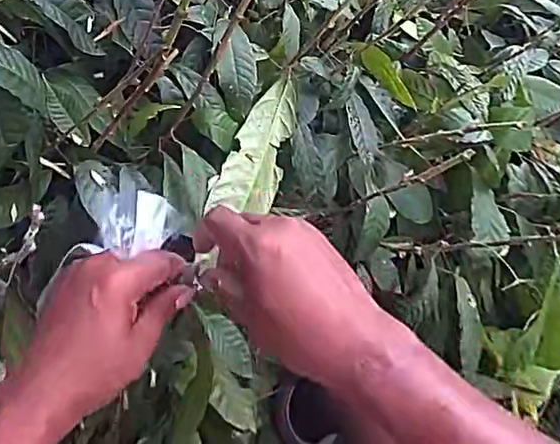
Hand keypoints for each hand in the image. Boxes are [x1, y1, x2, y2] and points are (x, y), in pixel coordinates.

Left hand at [0, 250, 192, 442]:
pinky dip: (109, 281)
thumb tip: (183, 289)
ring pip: (117, 263)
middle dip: (151, 275)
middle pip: (136, 258)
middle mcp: (97, 262)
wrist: (42, 389)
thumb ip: (163, 309)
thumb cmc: (94, 373)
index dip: (177, 267)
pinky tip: (107, 310)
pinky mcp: (64, 277)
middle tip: (161, 300)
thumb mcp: (139, 346)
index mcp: (117, 277)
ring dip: (129, 278)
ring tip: (132, 310)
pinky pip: (97, 270)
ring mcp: (77, 267)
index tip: (187, 279)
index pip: (159, 258)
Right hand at [196, 208, 410, 388]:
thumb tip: (212, 273)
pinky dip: (276, 248)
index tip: (202, 253)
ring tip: (260, 283)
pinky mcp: (320, 238)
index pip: (218, 218)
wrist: (358, 340)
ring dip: (254, 246)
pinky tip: (285, 281)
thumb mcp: (253, 318)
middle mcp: (280, 226)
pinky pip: (287, 235)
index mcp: (257, 243)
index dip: (203, 232)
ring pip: (266, 228)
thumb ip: (227, 288)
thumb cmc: (300, 336)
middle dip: (231, 243)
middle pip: (243, 221)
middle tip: (231, 277)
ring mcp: (303, 229)